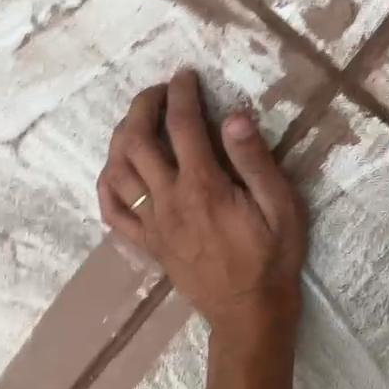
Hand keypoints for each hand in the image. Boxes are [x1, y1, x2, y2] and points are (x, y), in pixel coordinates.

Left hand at [97, 71, 307, 354]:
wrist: (250, 313)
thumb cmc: (273, 258)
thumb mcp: (281, 208)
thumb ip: (255, 161)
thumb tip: (234, 116)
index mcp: (203, 186)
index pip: (182, 125)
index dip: (182, 93)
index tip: (186, 75)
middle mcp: (169, 200)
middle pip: (136, 140)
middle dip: (143, 106)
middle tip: (160, 91)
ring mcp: (152, 224)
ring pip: (116, 170)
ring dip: (121, 137)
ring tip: (138, 122)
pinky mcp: (147, 244)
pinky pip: (111, 211)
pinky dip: (107, 184)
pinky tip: (116, 170)